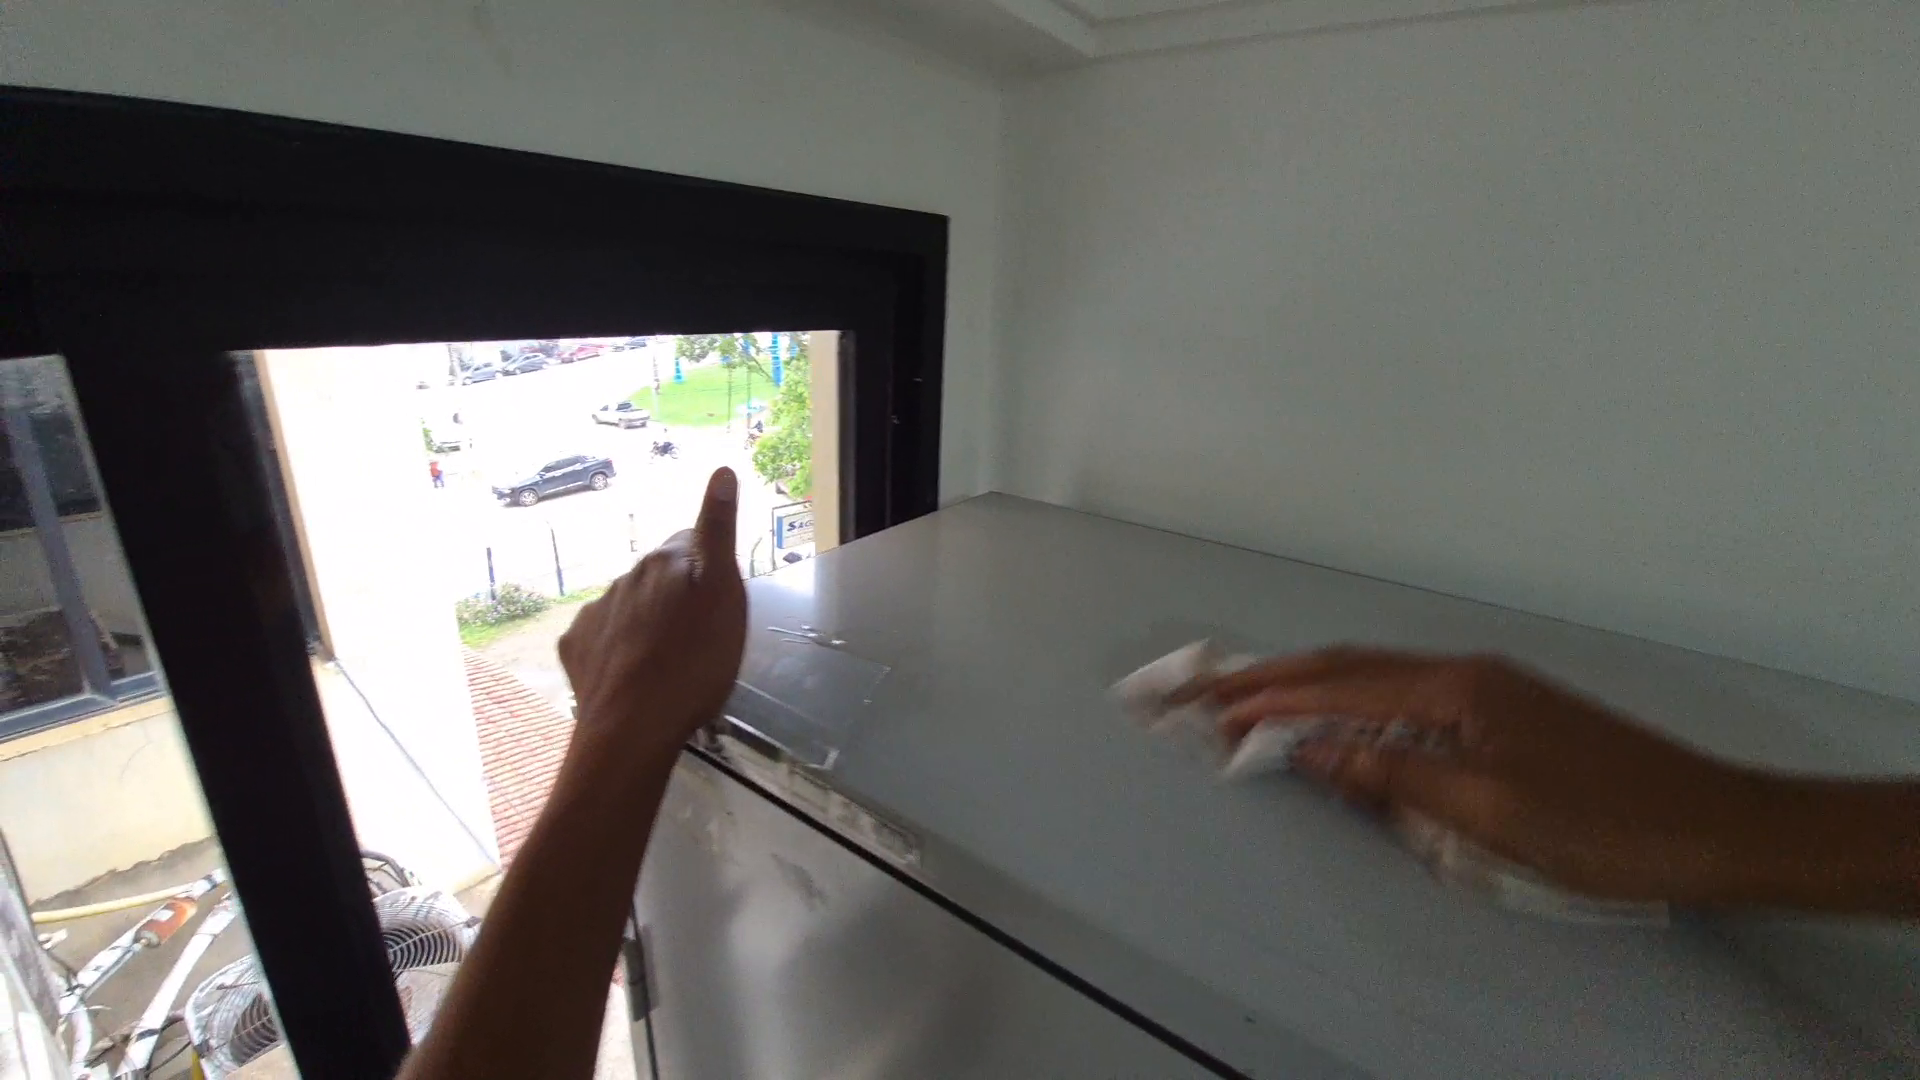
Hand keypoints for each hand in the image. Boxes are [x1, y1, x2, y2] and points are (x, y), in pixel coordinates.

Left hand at [558, 468, 746, 764]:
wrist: (633, 727)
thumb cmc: (696, 660)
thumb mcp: (724, 593)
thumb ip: (719, 530)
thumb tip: (720, 470)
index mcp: (666, 561)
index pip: (691, 540)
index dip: (709, 564)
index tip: (720, 595)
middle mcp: (626, 577)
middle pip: (660, 573)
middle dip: (679, 591)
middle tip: (702, 630)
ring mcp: (596, 612)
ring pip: (632, 603)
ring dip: (650, 617)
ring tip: (671, 657)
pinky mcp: (576, 647)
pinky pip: (604, 635)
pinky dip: (620, 645)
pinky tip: (636, 671)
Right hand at [1195, 648, 1789, 905]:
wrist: (1728, 827)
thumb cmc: (1601, 824)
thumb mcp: (1486, 810)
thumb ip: (1388, 773)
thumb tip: (1308, 749)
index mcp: (1449, 688)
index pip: (1336, 690)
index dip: (1270, 702)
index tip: (1213, 715)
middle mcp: (1454, 670)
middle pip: (1343, 665)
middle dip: (1271, 677)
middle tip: (1210, 690)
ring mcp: (1476, 682)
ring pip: (1368, 672)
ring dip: (1305, 682)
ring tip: (1251, 694)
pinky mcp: (1492, 703)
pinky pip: (1396, 690)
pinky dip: (1346, 696)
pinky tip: (1332, 710)